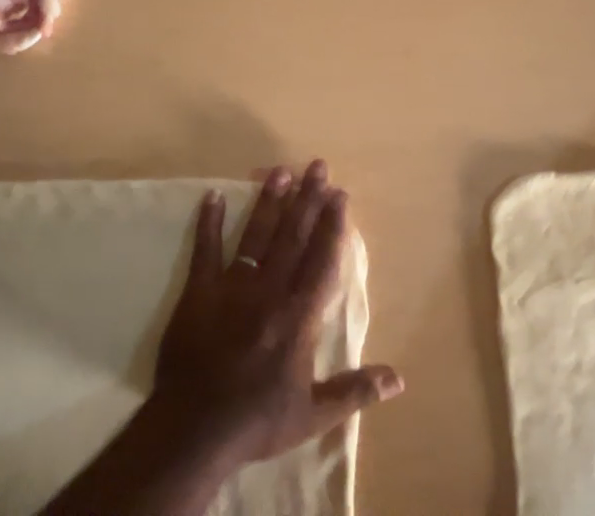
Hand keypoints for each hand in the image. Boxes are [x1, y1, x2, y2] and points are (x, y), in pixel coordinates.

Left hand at [151, 161, 402, 464]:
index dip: (332, 226)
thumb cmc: (258, 421)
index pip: (322, 261)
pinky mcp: (198, 292)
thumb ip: (355, 390)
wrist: (195, 427)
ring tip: (280, 170)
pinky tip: (213, 195)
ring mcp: (232, 287)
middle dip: (307, 200)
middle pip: (293, 237)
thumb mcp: (314, 415)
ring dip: (270, 202)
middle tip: (317, 166)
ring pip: (256, 235)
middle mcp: (269, 291)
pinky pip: (205, 250)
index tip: (340, 195)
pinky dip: (208, 222)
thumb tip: (399, 379)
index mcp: (299, 317)